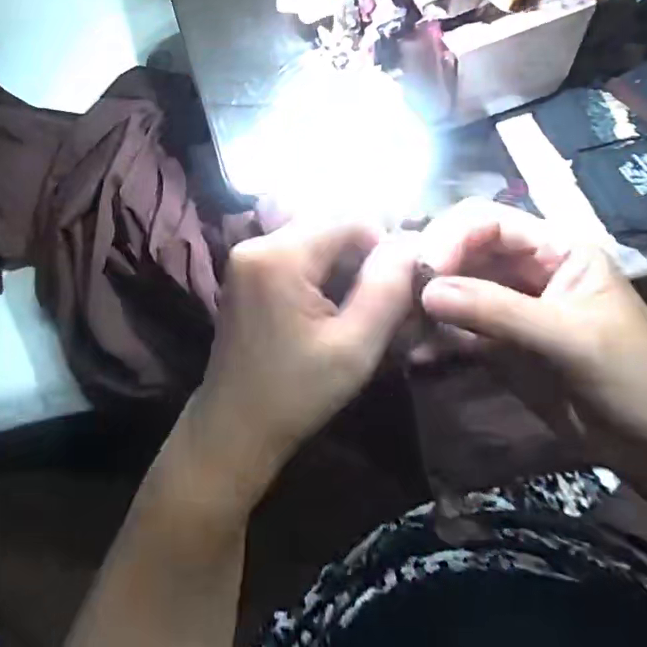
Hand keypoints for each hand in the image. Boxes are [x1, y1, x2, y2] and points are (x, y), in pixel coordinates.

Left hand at [185, 220, 419, 497]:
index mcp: (278, 254)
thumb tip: (412, 244)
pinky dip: (320, 274)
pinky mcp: (246, 272)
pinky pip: (294, 256)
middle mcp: (256, 243)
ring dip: (344, 267)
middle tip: (387, 301)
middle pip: (329, 228)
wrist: (235, 425)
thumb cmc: (296, 392)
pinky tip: (333, 310)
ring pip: (314, 241)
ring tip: (363, 309)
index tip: (403, 287)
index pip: (348, 221)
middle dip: (363, 257)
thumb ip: (386, 290)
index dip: (384, 247)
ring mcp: (246, 256)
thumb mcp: (354, 346)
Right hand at [416, 199, 646, 468]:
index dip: (451, 236)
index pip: (487, 221)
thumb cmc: (637, 381)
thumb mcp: (571, 339)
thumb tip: (425, 290)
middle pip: (462, 248)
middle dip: (431, 266)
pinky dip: (433, 335)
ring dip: (425, 300)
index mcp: (555, 249)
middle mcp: (526, 267)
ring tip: (401, 321)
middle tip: (401, 293)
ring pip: (452, 285)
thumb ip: (498, 311)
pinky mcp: (497, 341)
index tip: (424, 267)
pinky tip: (415, 351)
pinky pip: (455, 325)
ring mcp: (509, 304)